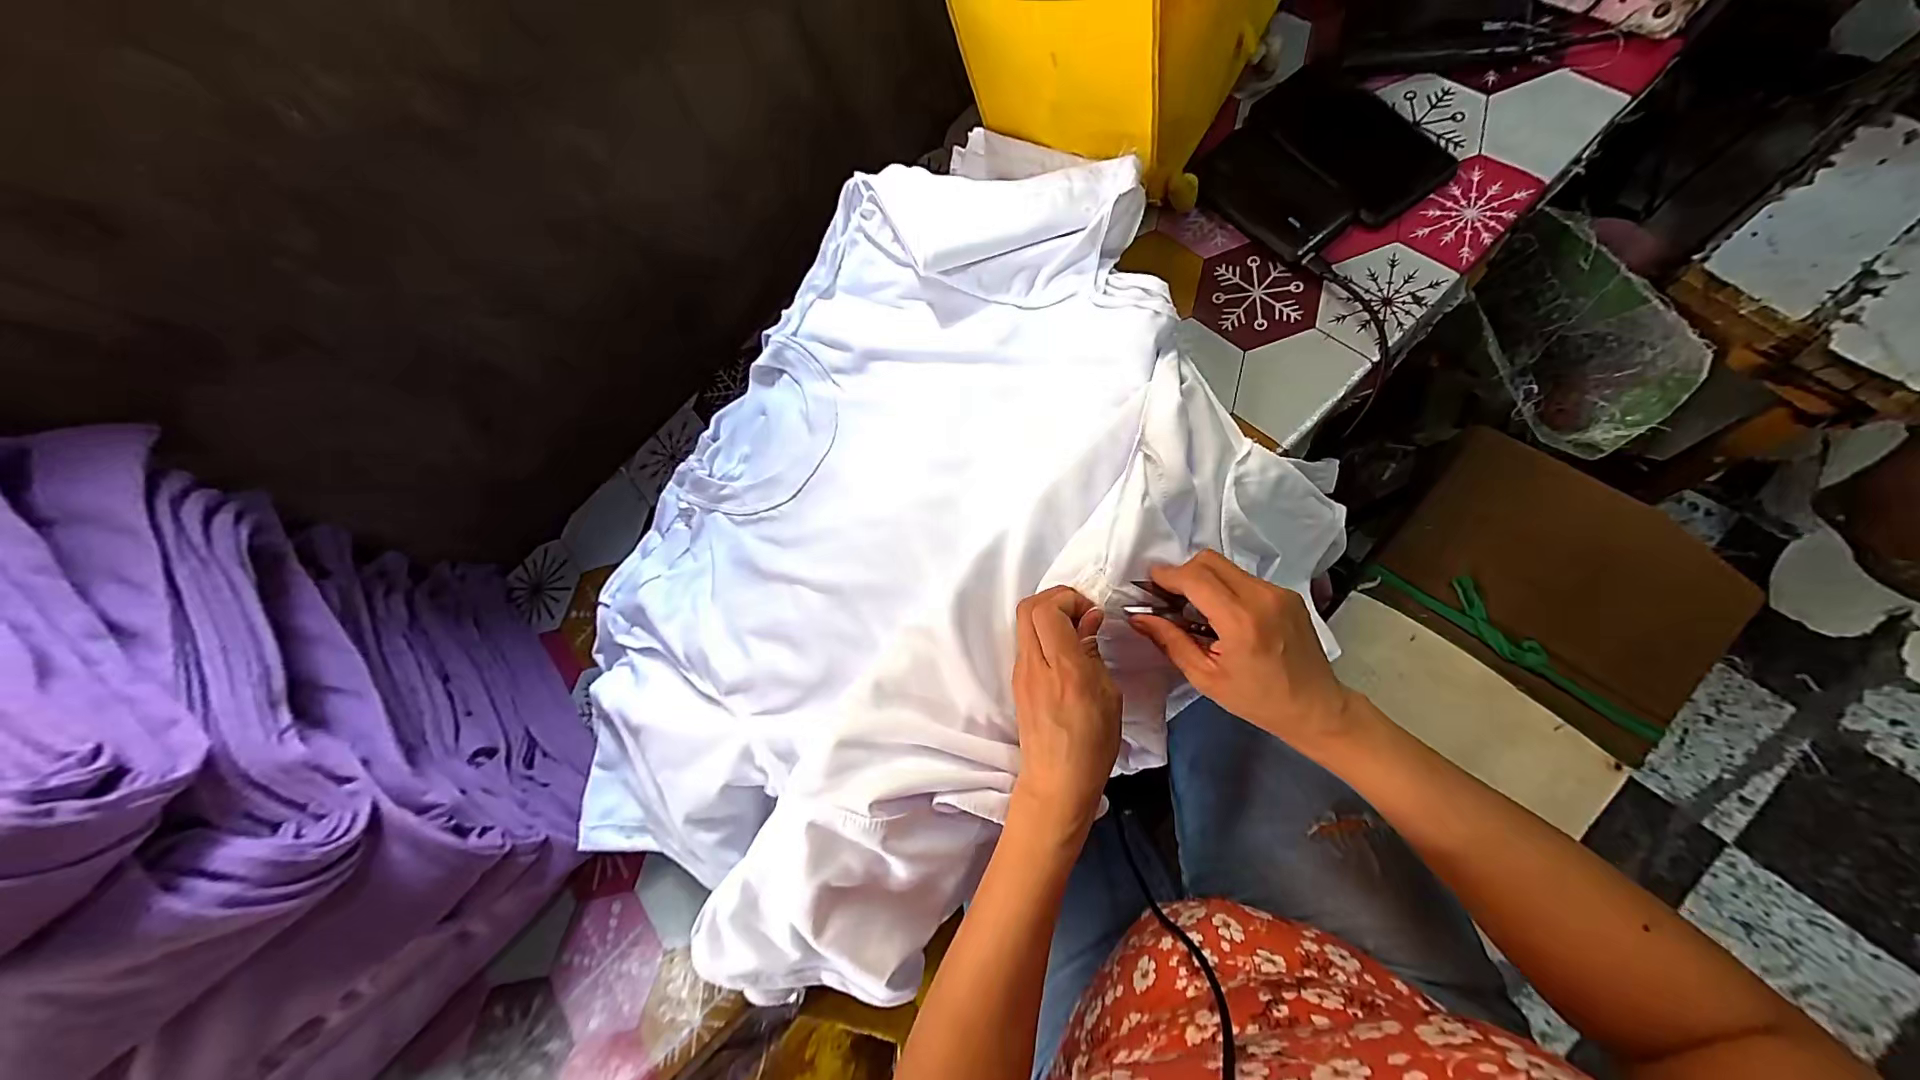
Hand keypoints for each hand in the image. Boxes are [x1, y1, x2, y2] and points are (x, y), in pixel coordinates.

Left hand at [1010, 586, 1121, 835]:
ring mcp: (1021, 673)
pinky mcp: (1018, 682)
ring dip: (1048, 615)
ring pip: (1024, 623)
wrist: (1057, 781)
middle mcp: (1035, 665)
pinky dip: (1044, 633)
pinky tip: (1066, 650)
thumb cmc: (1092, 744)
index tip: (1092, 612)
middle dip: (1056, 598)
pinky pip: (1026, 643)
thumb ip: (1093, 652)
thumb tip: (1089, 620)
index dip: (1070, 598)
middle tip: (1082, 612)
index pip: (1048, 610)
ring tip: (1076, 630)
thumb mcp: (1109, 696)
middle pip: (1028, 607)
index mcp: (1063, 668)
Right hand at [1128, 550, 1359, 751]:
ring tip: (1196, 610)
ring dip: (1203, 580)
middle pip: (1209, 560)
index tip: (1149, 584)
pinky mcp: (1287, 594)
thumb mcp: (1205, 677)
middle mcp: (1262, 597)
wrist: (1316, 707)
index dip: (1167, 576)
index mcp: (1241, 621)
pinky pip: (1244, 578)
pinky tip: (1223, 615)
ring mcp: (1279, 592)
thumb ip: (1170, 641)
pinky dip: (1225, 588)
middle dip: (1182, 573)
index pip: (1195, 577)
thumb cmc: (1258, 699)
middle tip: (1169, 597)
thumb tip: (1140, 618)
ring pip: (1226, 567)